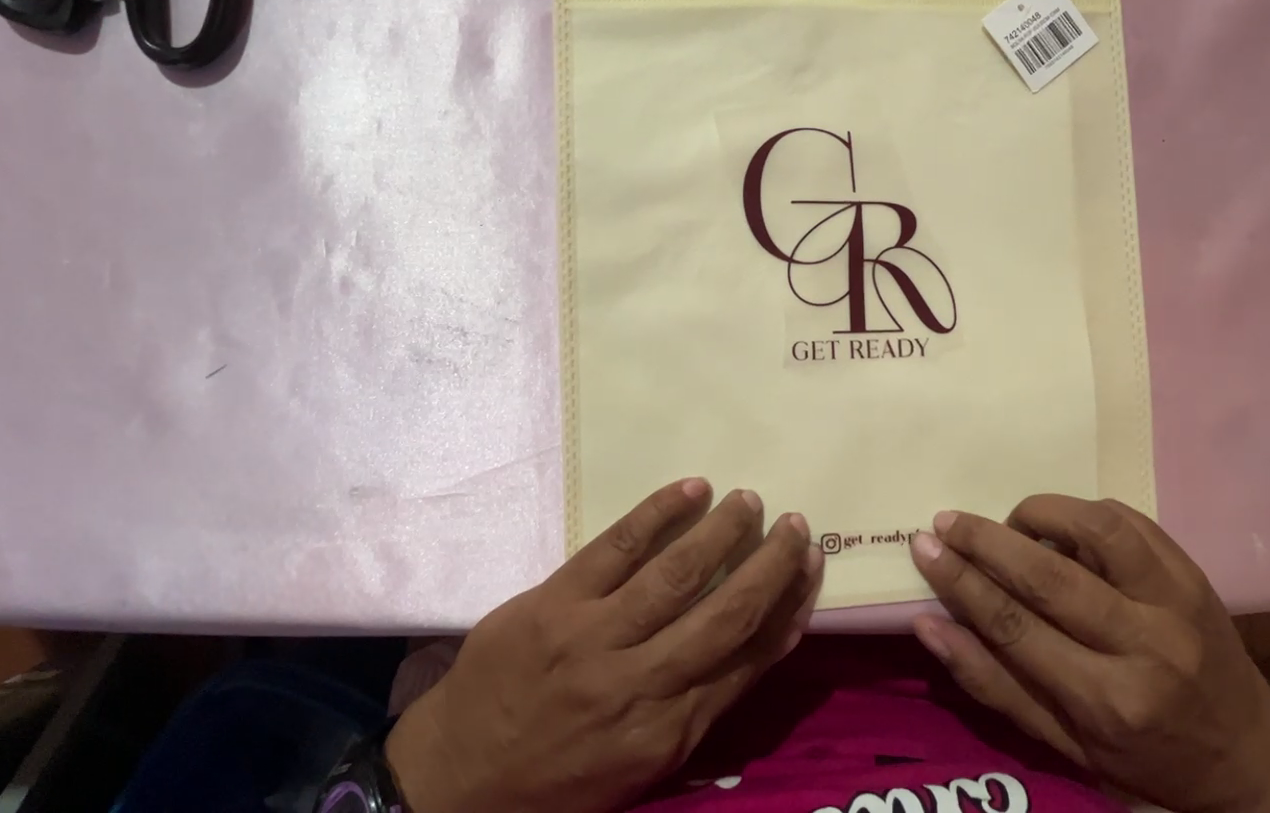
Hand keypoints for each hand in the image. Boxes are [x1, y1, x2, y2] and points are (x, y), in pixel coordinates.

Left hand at [386, 479, 822, 812]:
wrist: (457, 780)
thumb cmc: (560, 777)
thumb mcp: (643, 765)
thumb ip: (701, 703)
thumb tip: (759, 640)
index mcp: (669, 731)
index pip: (748, 661)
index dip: (788, 610)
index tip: (812, 569)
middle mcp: (640, 685)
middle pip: (725, 615)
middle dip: (769, 567)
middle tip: (796, 526)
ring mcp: (593, 639)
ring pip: (676, 575)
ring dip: (722, 534)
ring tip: (749, 501)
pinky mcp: (553, 603)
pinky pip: (615, 548)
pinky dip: (657, 515)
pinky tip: (690, 489)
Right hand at [908, 497, 1269, 812]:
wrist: (1247, 759)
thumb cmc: (1143, 760)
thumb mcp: (1062, 744)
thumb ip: (991, 683)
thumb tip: (926, 625)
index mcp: (1108, 702)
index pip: (1015, 627)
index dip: (960, 582)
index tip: (923, 546)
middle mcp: (1146, 648)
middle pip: (1049, 576)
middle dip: (985, 540)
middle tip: (945, 521)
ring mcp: (1177, 603)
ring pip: (1097, 530)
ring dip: (1040, 515)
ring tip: (1009, 523)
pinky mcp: (1194, 573)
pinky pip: (1129, 520)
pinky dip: (1082, 513)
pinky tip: (1061, 528)